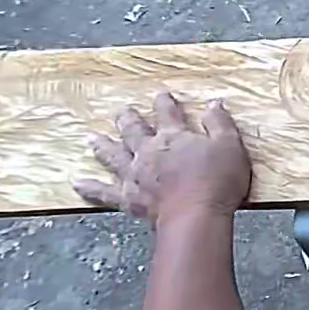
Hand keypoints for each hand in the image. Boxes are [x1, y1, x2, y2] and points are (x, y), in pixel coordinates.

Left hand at [74, 92, 250, 224]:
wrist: (196, 214)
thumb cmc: (218, 179)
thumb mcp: (230, 145)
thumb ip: (220, 123)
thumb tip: (213, 103)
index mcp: (173, 137)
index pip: (167, 114)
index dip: (164, 104)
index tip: (161, 94)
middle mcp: (148, 152)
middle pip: (134, 132)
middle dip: (128, 120)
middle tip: (121, 111)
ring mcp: (134, 175)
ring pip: (113, 156)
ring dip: (103, 146)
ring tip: (92, 138)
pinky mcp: (128, 198)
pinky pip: (104, 192)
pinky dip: (90, 188)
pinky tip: (78, 183)